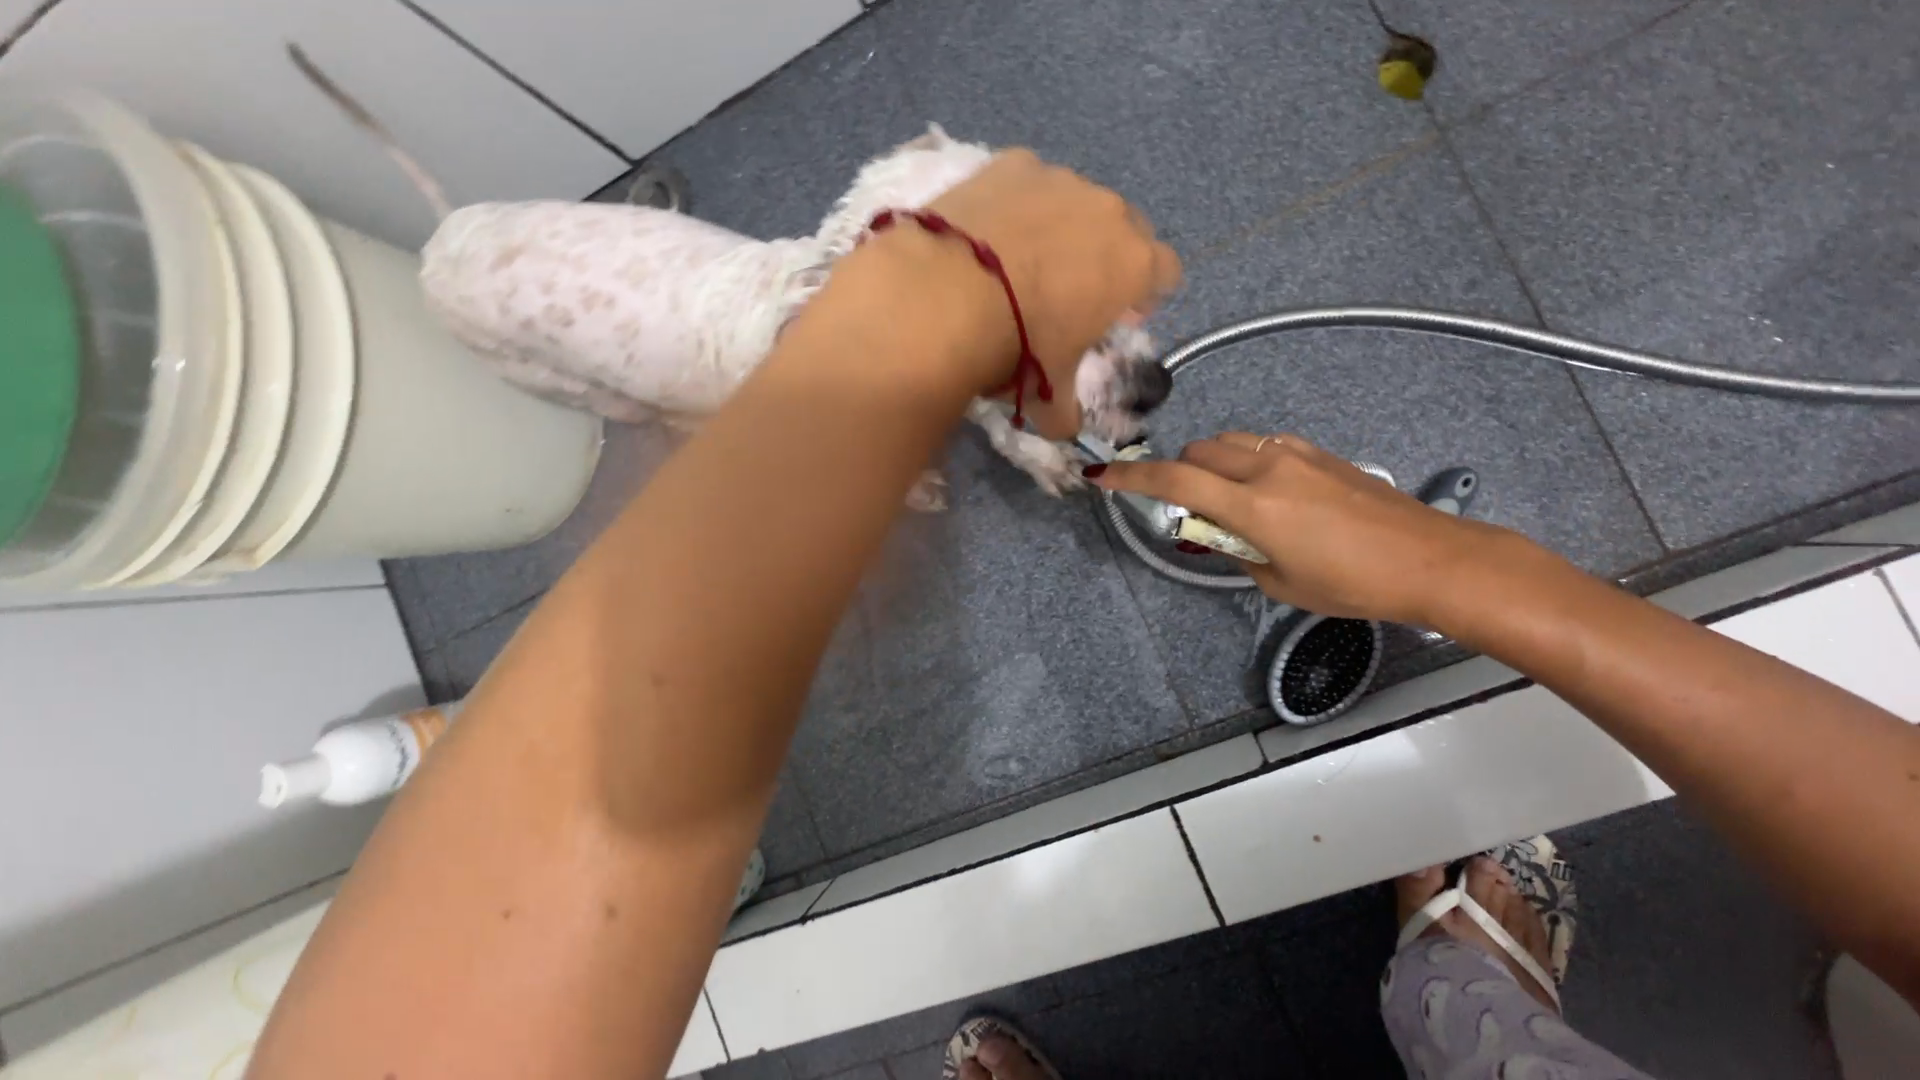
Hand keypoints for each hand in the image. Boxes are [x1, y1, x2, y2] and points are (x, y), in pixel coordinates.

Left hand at [861, 150, 1180, 437]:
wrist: (945, 295)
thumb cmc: (1017, 347)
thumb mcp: (1048, 392)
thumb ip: (1067, 410)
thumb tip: (1065, 426)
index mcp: (1136, 264)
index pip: (1167, 273)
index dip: (1146, 295)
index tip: (1120, 315)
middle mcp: (1109, 211)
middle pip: (1125, 230)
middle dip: (1107, 257)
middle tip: (1070, 291)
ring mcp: (1061, 179)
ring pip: (1075, 203)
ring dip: (1061, 228)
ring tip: (1018, 262)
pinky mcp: (1013, 163)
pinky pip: (1028, 184)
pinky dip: (1016, 206)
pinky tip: (986, 235)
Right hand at [1091, 433, 1524, 624]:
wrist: (1431, 559)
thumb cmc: (1353, 585)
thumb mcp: (1283, 584)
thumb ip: (1239, 554)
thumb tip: (1221, 536)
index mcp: (1253, 506)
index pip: (1177, 481)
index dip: (1134, 478)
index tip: (1103, 477)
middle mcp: (1269, 468)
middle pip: (1200, 450)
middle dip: (1178, 469)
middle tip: (1183, 504)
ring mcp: (1297, 454)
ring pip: (1231, 441)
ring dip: (1211, 460)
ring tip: (1223, 496)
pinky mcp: (1321, 453)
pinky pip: (1264, 444)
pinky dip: (1245, 458)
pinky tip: (1264, 488)